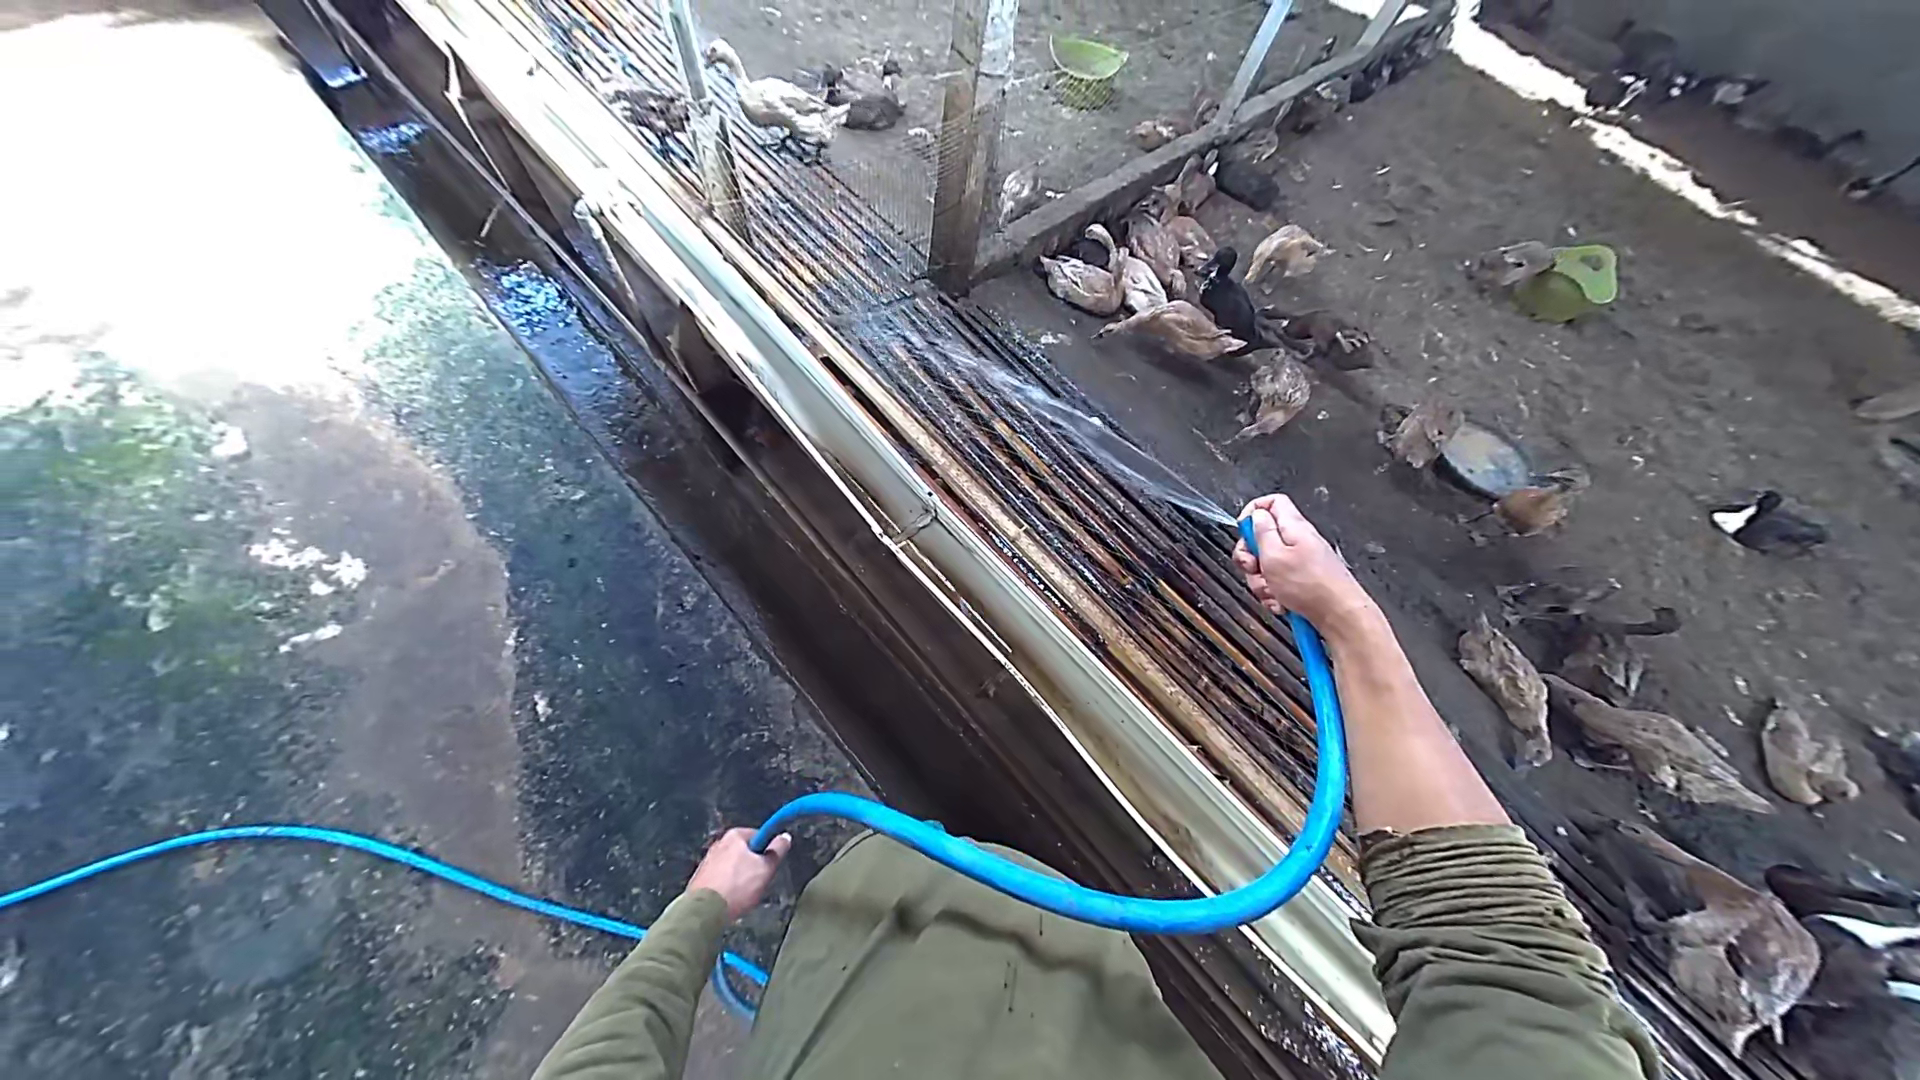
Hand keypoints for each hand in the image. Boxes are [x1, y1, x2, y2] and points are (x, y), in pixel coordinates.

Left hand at [687, 827, 790, 920]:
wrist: (705, 913)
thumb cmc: (737, 887)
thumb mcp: (766, 868)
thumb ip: (778, 850)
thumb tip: (784, 837)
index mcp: (735, 835)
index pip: (759, 835)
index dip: (767, 850)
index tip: (769, 865)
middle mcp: (719, 844)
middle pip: (744, 851)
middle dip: (752, 865)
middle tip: (758, 880)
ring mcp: (706, 861)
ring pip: (731, 867)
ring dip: (738, 877)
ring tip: (743, 894)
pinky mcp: (699, 879)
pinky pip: (719, 879)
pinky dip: (726, 887)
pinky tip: (730, 899)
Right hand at [1232, 494, 1374, 632]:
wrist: (1339, 616)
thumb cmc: (1312, 587)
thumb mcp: (1274, 555)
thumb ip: (1261, 531)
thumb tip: (1255, 515)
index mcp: (1293, 527)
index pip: (1271, 502)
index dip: (1252, 512)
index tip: (1244, 531)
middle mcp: (1298, 541)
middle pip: (1262, 538)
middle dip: (1250, 556)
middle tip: (1254, 567)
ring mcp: (1300, 561)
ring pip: (1266, 564)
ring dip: (1260, 580)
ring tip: (1272, 590)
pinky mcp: (1302, 580)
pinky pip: (1276, 582)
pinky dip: (1273, 593)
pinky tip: (1281, 601)